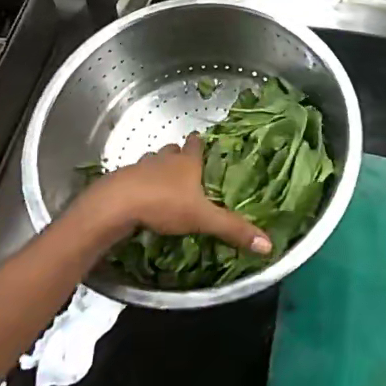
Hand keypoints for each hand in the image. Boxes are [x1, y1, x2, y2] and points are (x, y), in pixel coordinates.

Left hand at [68, 135, 272, 255]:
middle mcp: (163, 160)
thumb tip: (268, 244)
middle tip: (185, 164)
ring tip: (163, 181)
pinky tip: (140, 198)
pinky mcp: (120, 181)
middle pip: (172, 151)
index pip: (195, 145)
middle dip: (178, 156)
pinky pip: (133, 179)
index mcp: (186, 163)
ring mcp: (139, 168)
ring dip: (157, 168)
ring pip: (151, 162)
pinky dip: (138, 185)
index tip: (202, 141)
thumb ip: (233, 229)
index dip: (199, 143)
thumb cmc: (164, 204)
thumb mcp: (203, 218)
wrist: (116, 205)